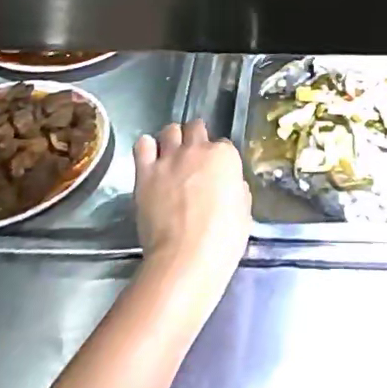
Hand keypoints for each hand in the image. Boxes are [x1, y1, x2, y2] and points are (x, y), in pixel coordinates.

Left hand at [133, 120, 251, 287]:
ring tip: (171, 157)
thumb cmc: (222, 242)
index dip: (220, 160)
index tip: (216, 174)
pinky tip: (150, 161)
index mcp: (224, 157)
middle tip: (194, 159)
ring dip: (173, 140)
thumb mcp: (244, 214)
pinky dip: (147, 149)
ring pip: (170, 130)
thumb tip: (230, 186)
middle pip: (196, 128)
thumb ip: (237, 191)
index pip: (224, 145)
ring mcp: (170, 158)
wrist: (185, 260)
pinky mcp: (145, 172)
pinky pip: (143, 145)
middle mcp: (197, 149)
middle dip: (197, 139)